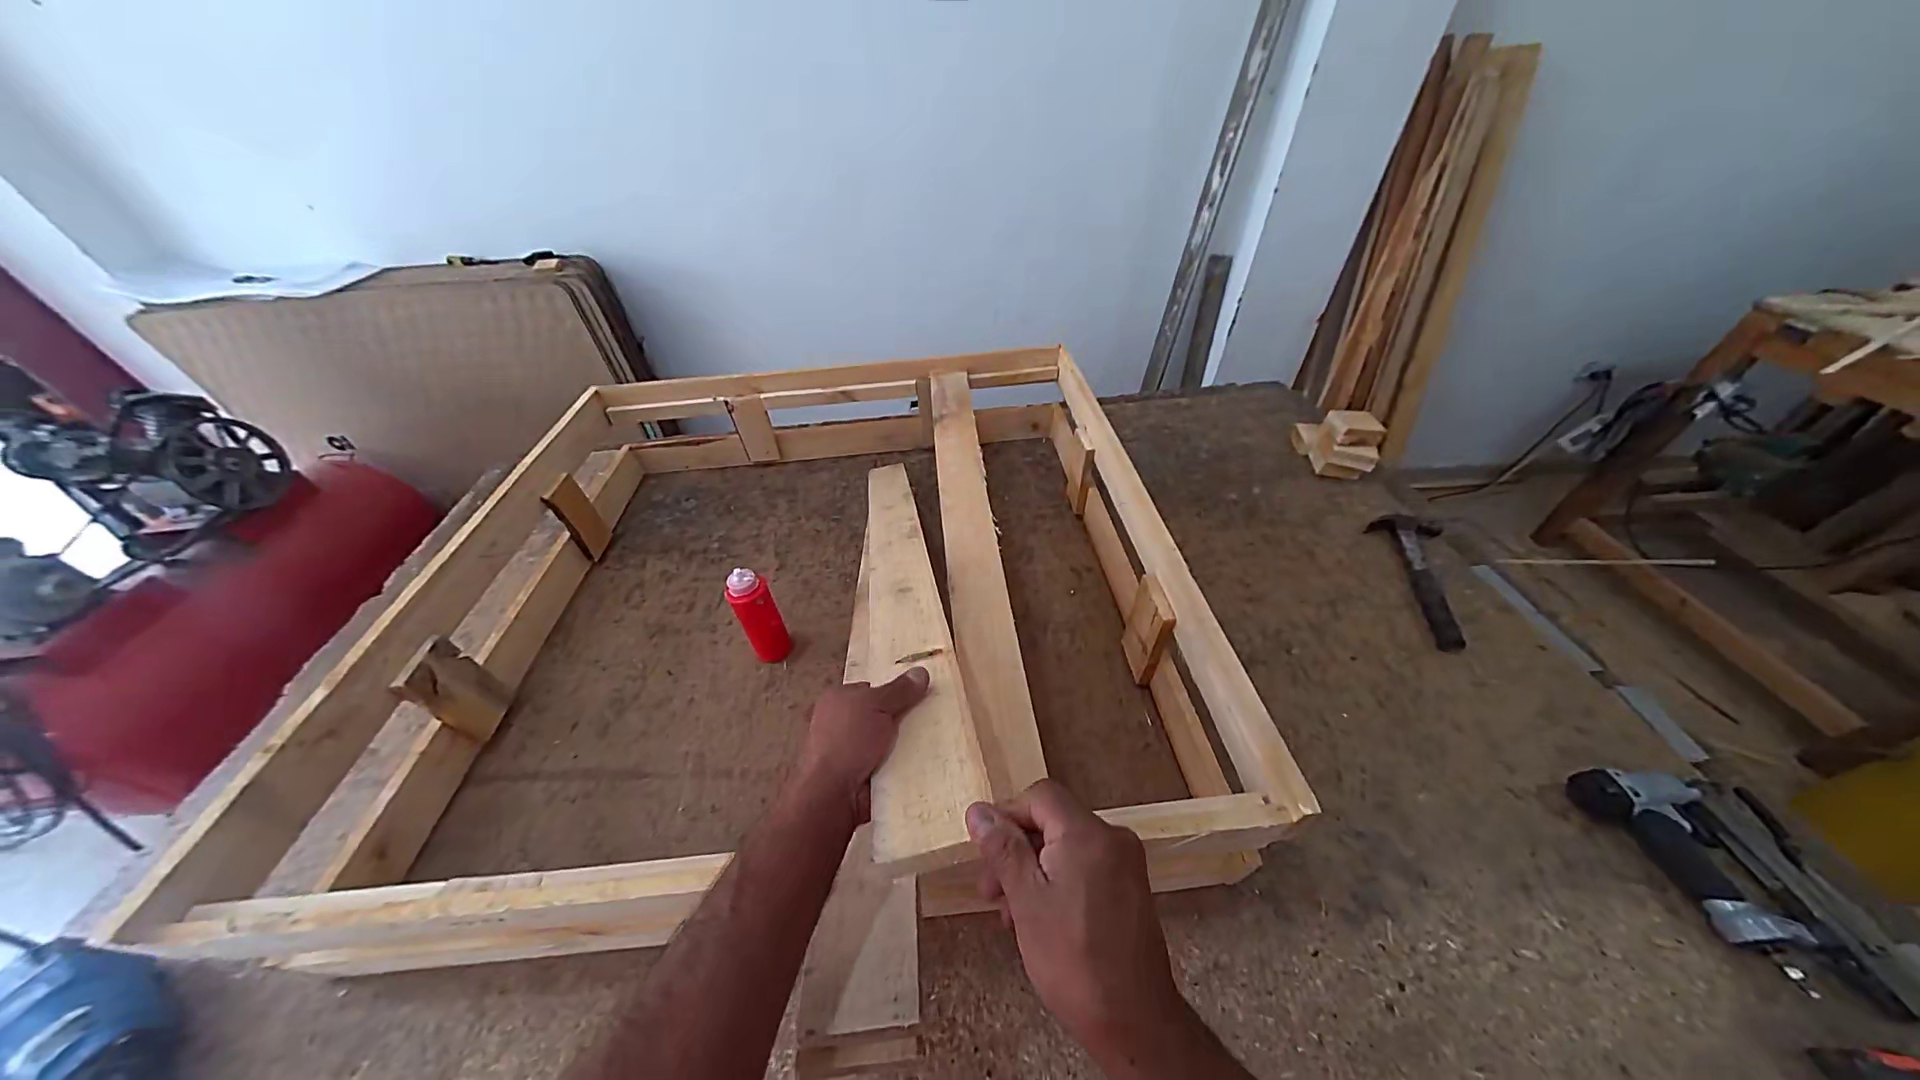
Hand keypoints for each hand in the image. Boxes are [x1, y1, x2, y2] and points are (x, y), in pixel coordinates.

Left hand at [794, 667, 928, 818]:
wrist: (834, 793)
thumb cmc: (849, 739)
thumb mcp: (877, 705)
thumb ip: (899, 690)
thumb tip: (921, 671)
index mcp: (837, 700)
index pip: (870, 690)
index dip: (892, 693)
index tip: (917, 697)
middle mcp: (839, 724)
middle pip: (879, 716)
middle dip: (901, 720)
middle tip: (930, 720)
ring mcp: (848, 752)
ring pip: (885, 742)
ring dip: (903, 745)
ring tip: (931, 742)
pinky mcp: (858, 776)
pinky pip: (886, 764)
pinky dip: (900, 764)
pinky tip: (920, 763)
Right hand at [967, 780, 1250, 1078]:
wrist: (1134, 1022)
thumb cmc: (1074, 960)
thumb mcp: (1026, 900)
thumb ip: (1003, 849)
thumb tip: (978, 811)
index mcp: (1088, 833)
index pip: (1041, 796)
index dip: (1008, 815)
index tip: (986, 851)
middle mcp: (1113, 838)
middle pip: (1053, 820)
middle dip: (1017, 849)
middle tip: (990, 889)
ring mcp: (1125, 863)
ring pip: (1066, 846)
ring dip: (1033, 870)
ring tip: (1011, 912)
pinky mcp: (1130, 887)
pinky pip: (1085, 866)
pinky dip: (1057, 881)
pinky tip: (1039, 917)